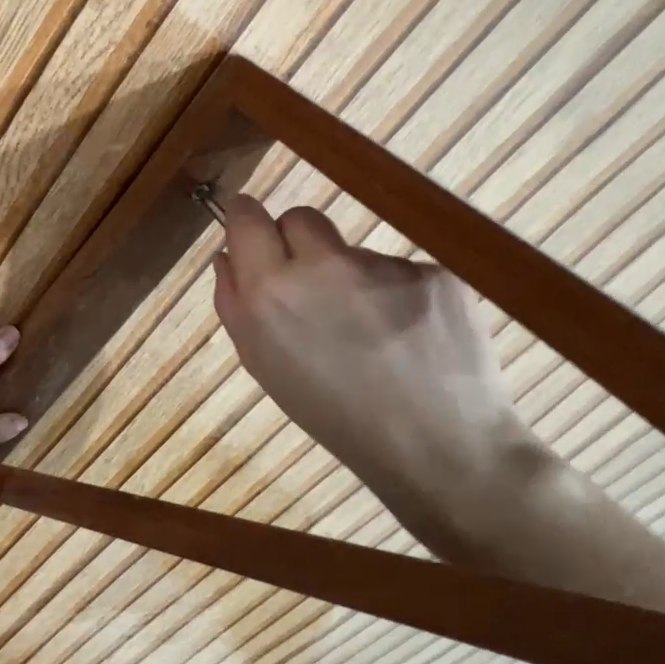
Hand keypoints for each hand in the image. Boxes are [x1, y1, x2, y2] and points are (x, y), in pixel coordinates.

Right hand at [211, 196, 542, 509]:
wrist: (437, 447)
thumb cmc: (330, 410)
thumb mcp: (261, 363)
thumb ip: (233, 302)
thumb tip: (227, 254)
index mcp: (270, 290)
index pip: (247, 215)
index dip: (248, 219)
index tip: (254, 232)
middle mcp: (322, 266)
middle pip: (300, 218)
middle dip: (300, 242)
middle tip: (313, 287)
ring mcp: (385, 267)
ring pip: (354, 251)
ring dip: (354, 277)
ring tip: (374, 332)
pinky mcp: (436, 274)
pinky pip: (404, 270)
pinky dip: (402, 295)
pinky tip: (412, 336)